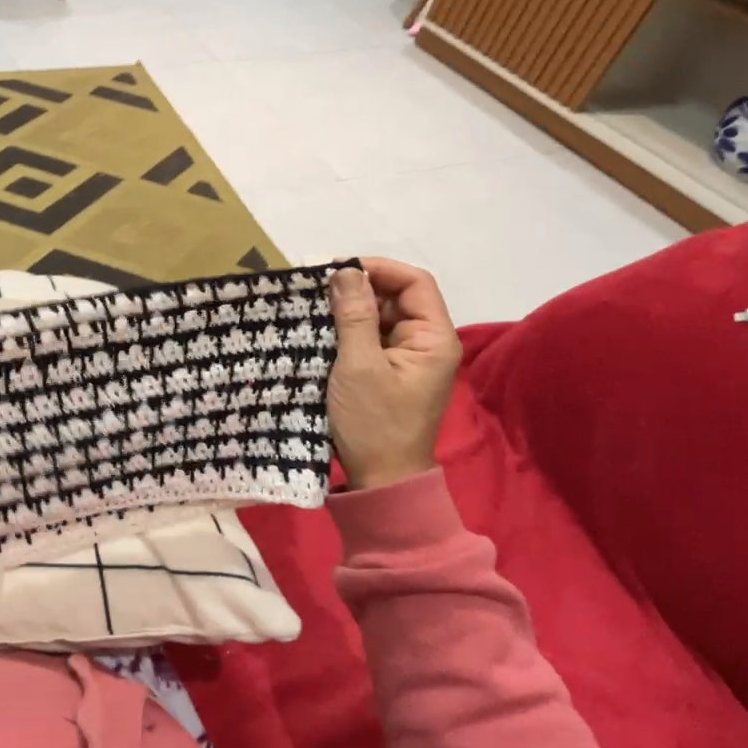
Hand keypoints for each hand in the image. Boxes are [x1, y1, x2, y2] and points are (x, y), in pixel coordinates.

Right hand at [326, 259, 462, 491]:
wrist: (380, 479)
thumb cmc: (373, 422)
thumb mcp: (358, 366)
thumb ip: (354, 316)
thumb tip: (345, 271)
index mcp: (434, 338)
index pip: (415, 283)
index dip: (378, 268)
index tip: (336, 269)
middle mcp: (427, 342)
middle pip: (398, 296)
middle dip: (360, 288)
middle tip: (317, 289)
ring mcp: (408, 358)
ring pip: (381, 316)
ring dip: (350, 308)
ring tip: (313, 307)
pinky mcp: (388, 371)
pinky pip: (371, 337)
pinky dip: (348, 329)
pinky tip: (321, 329)